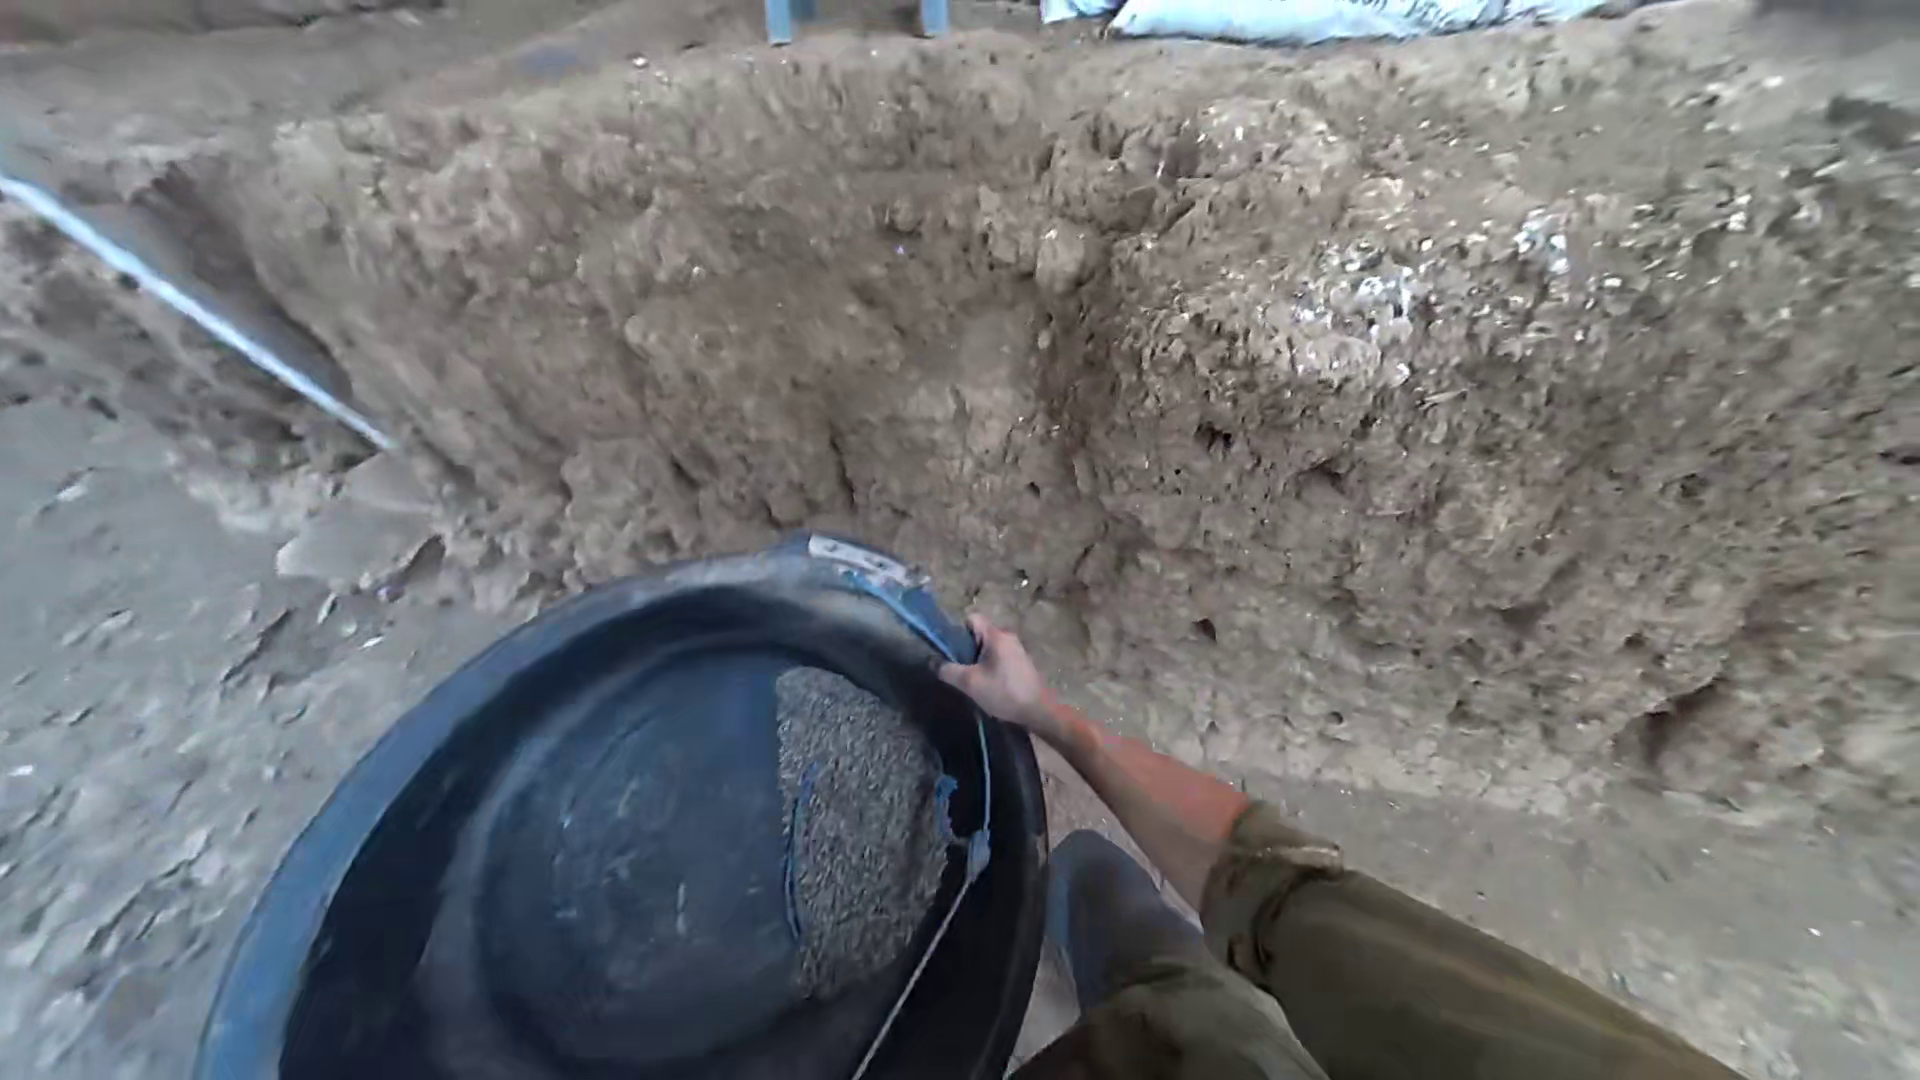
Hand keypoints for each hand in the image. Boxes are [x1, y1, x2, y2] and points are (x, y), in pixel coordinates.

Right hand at [938, 614, 1059, 735]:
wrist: (1038, 711)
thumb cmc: (1004, 692)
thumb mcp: (970, 683)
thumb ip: (948, 670)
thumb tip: (932, 662)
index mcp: (997, 635)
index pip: (972, 618)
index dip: (956, 630)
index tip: (949, 650)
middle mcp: (1007, 637)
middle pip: (979, 633)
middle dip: (965, 648)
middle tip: (955, 666)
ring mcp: (1016, 650)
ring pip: (988, 646)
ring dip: (976, 659)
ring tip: (968, 677)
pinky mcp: (1020, 663)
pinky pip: (998, 656)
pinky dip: (988, 665)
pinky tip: (985, 683)